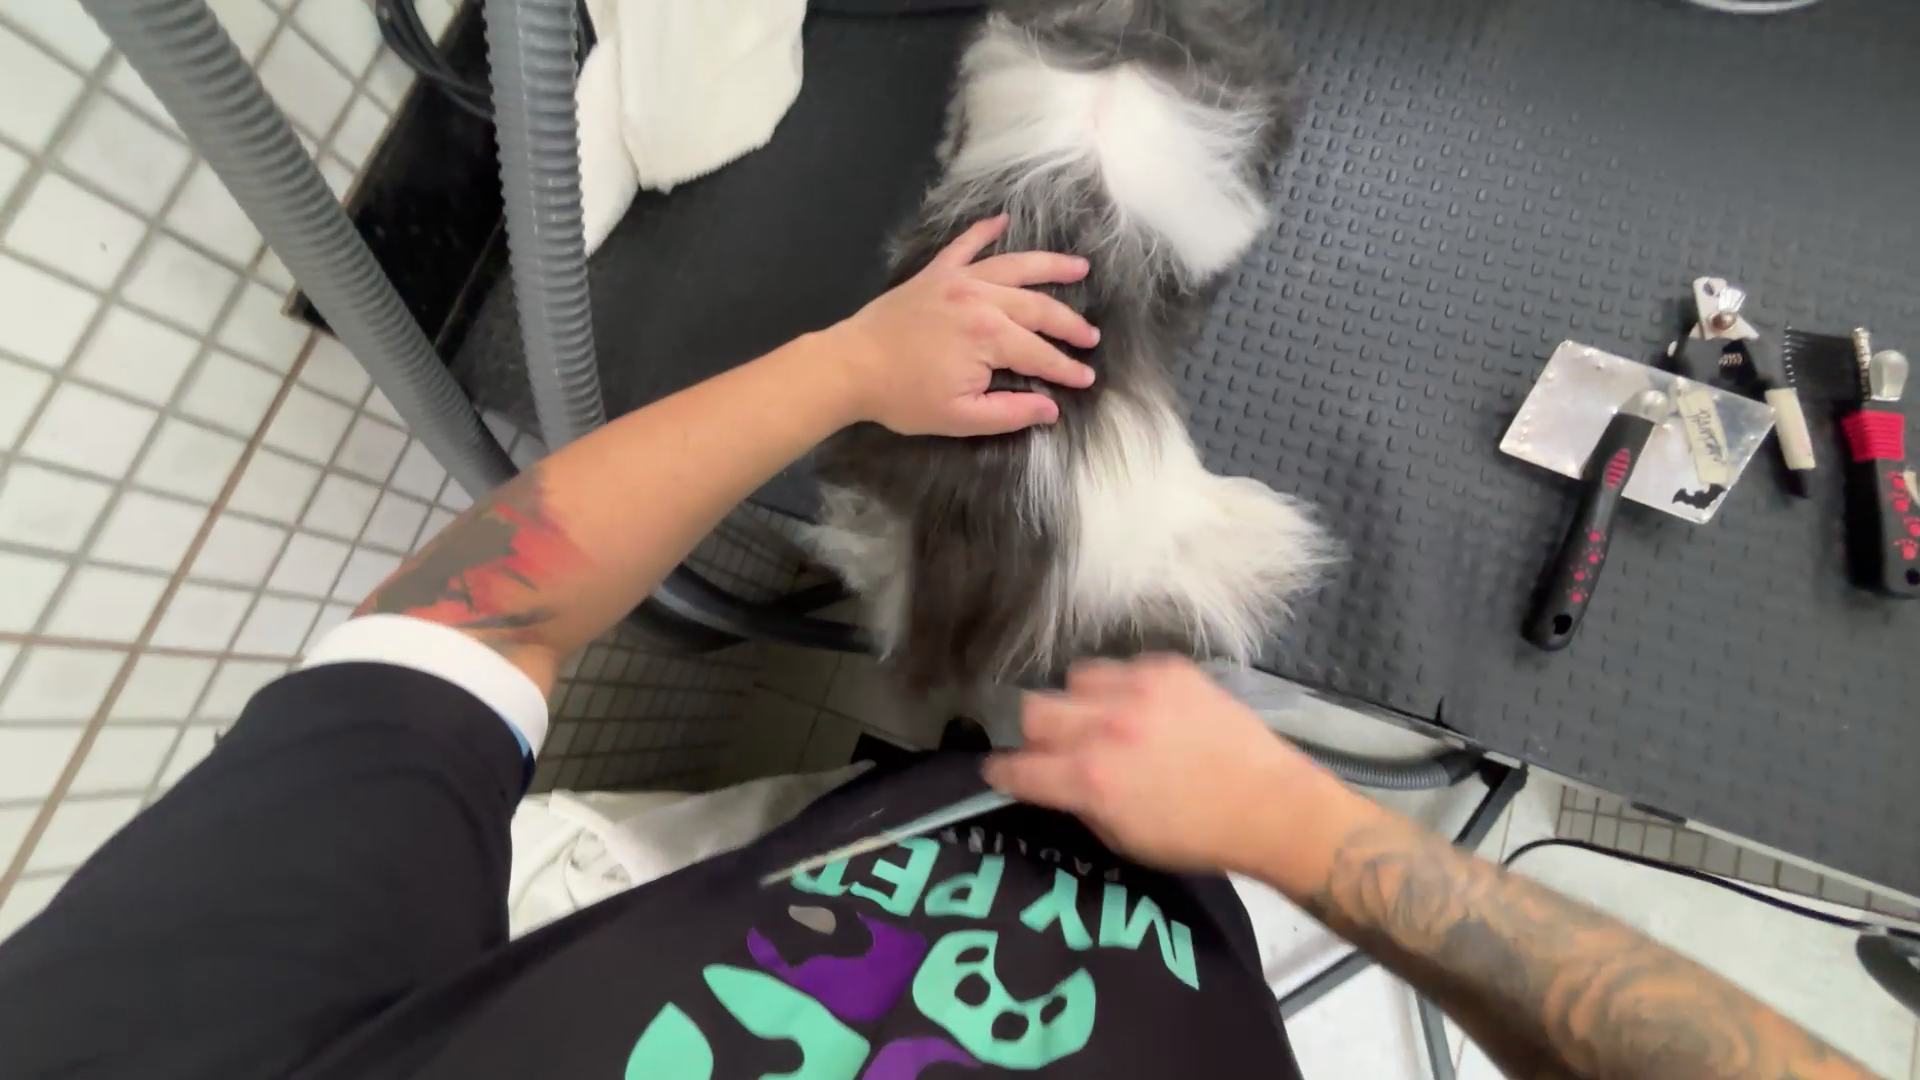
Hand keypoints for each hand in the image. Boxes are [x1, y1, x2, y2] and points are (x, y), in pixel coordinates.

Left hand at [829, 215, 1099, 435]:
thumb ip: (1010, 413)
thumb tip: (1050, 408)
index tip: (1088, 379)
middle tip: (1091, 337)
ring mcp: (958, 280)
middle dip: (1069, 325)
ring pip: (1015, 267)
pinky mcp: (935, 273)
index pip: (1041, 354)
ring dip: (1049, 266)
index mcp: (990, 337)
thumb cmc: (904, 397)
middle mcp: (982, 299)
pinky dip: (984, 232)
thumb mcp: (960, 417)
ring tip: (1080, 266)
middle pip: (1038, 308)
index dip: (1067, 369)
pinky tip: (1002, 221)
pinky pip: (965, 245)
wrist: (851, 366)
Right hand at [984, 656, 1343, 872]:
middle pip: (1033, 708)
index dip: (1001, 772)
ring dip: (1081, 702)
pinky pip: (1121, 666)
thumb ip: (1078, 803)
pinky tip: (1146, 709)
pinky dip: (1123, 688)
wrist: (1270, 806)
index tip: (1000, 771)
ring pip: (1075, 678)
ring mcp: (1137, 690)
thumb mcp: (1123, 839)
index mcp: (1091, 779)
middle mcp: (1105, 727)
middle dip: (1037, 732)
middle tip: (1059, 746)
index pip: (1018, 767)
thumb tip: (1051, 779)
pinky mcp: (1167, 668)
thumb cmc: (1196, 836)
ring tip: (1107, 718)